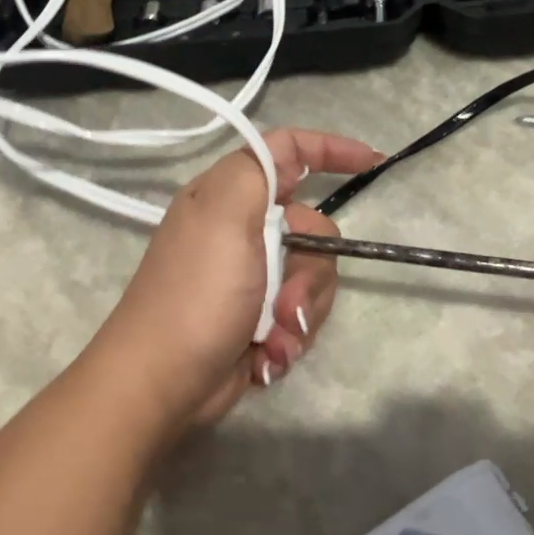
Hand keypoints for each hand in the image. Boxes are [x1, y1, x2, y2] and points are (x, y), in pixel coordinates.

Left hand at [87, 128, 381, 429]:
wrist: (161, 385)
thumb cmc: (195, 295)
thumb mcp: (224, 217)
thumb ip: (258, 172)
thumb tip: (288, 156)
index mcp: (229, 195)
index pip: (288, 151)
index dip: (331, 149)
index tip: (373, 164)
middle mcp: (242, 228)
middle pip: (313, 226)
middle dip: (311, 270)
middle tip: (286, 303)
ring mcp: (251, 274)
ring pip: (314, 275)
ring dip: (301, 310)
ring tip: (273, 338)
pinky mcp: (258, 315)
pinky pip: (301, 312)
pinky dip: (290, 335)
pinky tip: (268, 355)